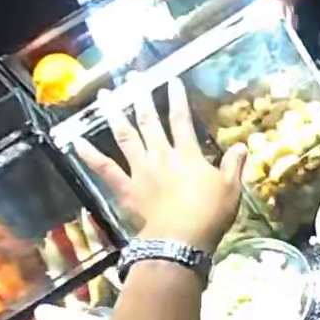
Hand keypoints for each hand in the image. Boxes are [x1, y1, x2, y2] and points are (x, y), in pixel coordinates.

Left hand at [79, 77, 244, 253]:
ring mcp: (140, 171)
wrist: (181, 240)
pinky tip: (77, 142)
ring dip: (115, 115)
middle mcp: (161, 156)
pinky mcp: (126, 189)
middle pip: (150, 122)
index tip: (172, 81)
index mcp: (187, 155)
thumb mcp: (231, 189)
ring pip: (126, 137)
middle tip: (135, 80)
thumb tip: (241, 145)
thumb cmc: (209, 215)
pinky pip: (105, 169)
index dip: (177, 99)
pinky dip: (90, 155)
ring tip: (105, 96)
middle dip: (143, 99)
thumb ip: (234, 165)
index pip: (182, 120)